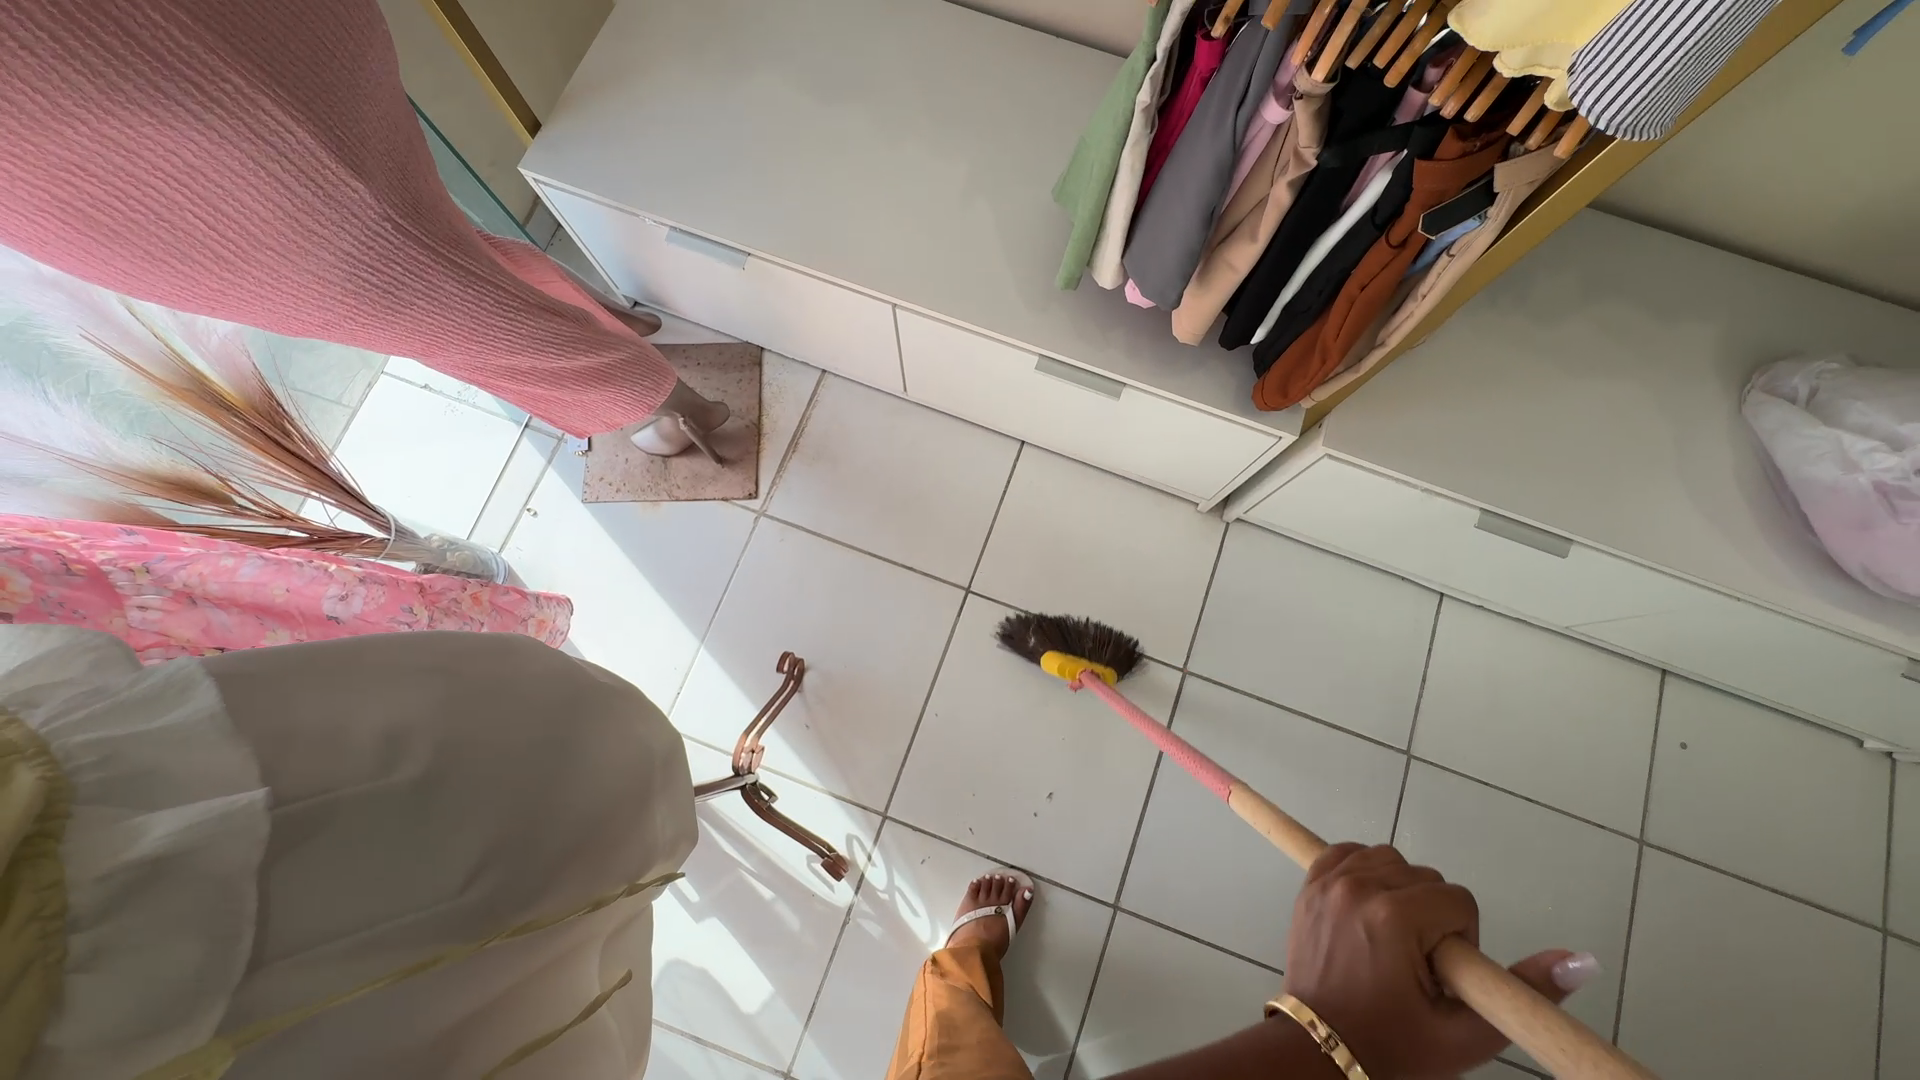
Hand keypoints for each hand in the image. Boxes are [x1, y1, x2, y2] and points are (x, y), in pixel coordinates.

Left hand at [1282, 844, 1597, 1078]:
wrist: (1321, 1046)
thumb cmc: (1395, 1045)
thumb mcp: (1467, 1031)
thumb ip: (1526, 990)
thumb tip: (1584, 960)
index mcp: (1394, 917)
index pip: (1458, 899)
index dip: (1461, 938)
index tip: (1442, 971)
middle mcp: (1358, 887)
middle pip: (1424, 876)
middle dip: (1432, 915)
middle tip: (1417, 962)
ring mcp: (1329, 881)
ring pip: (1388, 859)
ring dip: (1400, 890)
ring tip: (1393, 939)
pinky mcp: (1310, 884)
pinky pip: (1346, 851)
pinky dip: (1363, 870)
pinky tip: (1370, 908)